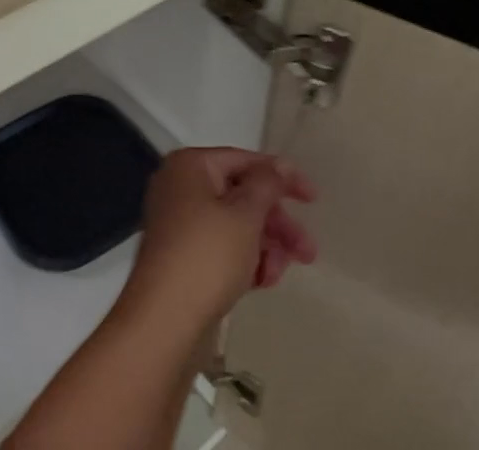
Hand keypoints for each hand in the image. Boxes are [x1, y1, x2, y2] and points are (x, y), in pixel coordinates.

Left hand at [119, 148, 316, 332]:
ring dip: (265, 246)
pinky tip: (261, 282)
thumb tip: (280, 164)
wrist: (164, 318)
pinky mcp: (182, 255)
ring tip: (278, 274)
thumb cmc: (207, 256)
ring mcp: (179, 222)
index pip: (245, 160)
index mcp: (190, 166)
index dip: (283, 177)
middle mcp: (180, 187)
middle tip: (307, 252)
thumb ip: (268, 184)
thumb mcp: (245, 214)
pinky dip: (244, 260)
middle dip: (277, 224)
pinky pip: (222, 247)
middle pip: (242, 196)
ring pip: (235, 225)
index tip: (314, 199)